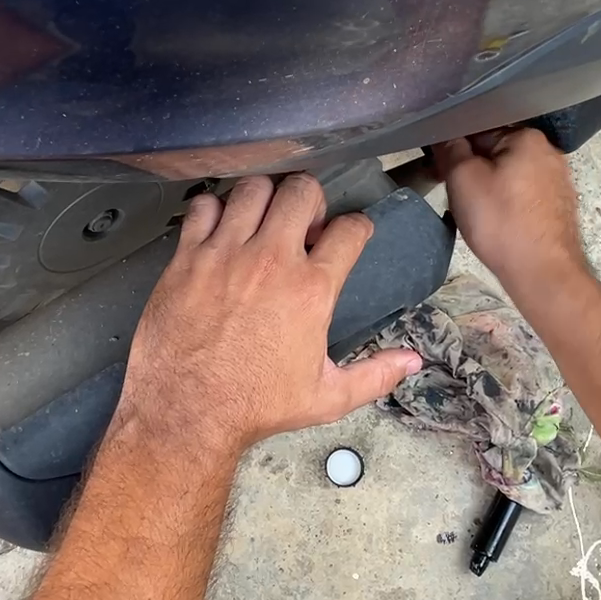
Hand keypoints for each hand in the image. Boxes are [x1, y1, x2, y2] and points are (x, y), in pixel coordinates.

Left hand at [114, 175, 423, 460]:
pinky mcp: (188, 257)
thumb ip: (375, 374)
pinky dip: (215, 209)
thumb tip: (412, 360)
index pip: (350, 229)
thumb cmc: (257, 404)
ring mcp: (225, 253)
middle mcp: (271, 260)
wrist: (188, 411)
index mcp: (311, 289)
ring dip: (266, 198)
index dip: (357, 227)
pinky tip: (221, 229)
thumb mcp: (327, 397)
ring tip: (263, 221)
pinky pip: (204, 207)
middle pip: (302, 190)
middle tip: (303, 225)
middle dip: (311, 200)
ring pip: (253, 188)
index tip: (349, 234)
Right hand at [433, 127, 592, 298]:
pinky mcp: (557, 206)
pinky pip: (522, 195)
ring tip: (473, 213)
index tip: (439, 170)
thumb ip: (450, 150)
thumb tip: (445, 137)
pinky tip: (495, 223)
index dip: (453, 149)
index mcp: (527, 137)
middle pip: (495, 152)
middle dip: (471, 170)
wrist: (541, 271)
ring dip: (487, 188)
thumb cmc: (501, 223)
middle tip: (452, 194)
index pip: (478, 130)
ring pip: (508, 175)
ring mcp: (557, 181)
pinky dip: (505, 204)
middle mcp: (548, 152)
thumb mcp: (463, 179)